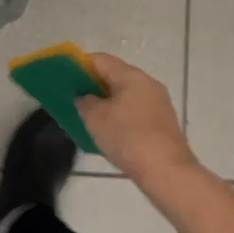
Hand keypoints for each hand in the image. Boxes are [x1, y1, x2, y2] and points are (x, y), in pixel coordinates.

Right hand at [76, 53, 198, 185]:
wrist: (167, 173)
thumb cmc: (128, 138)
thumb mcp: (95, 119)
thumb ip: (84, 101)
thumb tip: (83, 97)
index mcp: (131, 76)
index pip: (100, 60)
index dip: (80, 66)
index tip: (65, 79)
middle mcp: (148, 83)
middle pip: (115, 75)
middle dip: (94, 85)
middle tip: (76, 99)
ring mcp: (159, 103)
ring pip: (126, 94)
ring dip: (108, 102)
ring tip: (91, 117)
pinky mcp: (164, 123)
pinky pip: (136, 110)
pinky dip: (121, 114)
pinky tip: (111, 131)